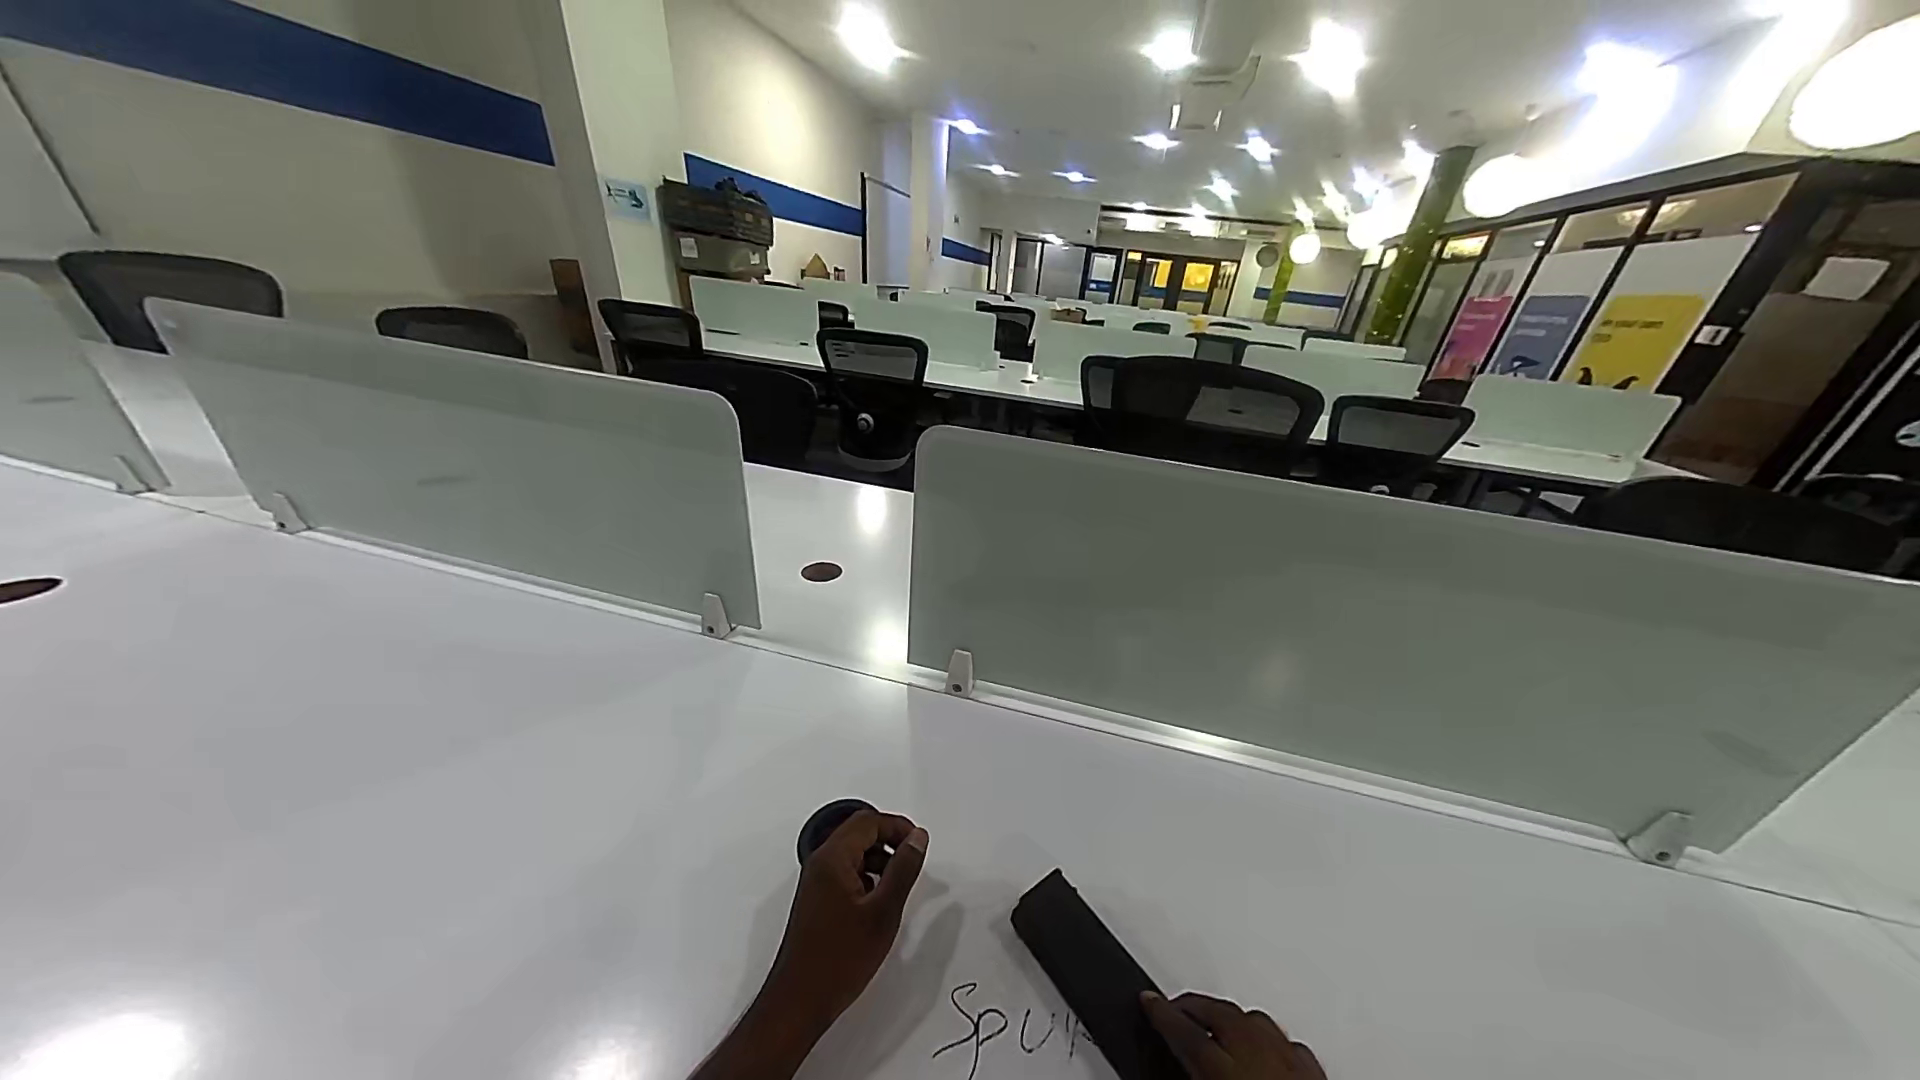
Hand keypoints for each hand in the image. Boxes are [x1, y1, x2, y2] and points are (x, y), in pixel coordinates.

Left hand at [759, 810, 929, 1037]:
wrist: (800, 1001)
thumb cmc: (837, 960)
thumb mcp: (883, 910)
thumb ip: (903, 868)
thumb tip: (917, 839)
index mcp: (832, 859)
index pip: (868, 822)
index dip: (897, 826)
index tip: (918, 841)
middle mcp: (820, 864)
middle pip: (859, 832)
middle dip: (889, 839)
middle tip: (912, 854)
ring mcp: (816, 882)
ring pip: (853, 852)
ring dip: (879, 857)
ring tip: (900, 879)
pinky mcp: (817, 899)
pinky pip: (846, 871)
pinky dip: (867, 875)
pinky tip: (880, 899)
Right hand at [1142, 992, 1326, 1079]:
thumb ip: (1194, 1077)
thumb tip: (1179, 1068)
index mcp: (1225, 1071)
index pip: (1184, 1032)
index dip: (1162, 1015)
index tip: (1149, 1003)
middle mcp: (1260, 1056)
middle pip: (1219, 1013)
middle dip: (1195, 1007)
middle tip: (1177, 1010)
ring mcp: (1292, 1063)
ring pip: (1255, 1022)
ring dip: (1232, 1020)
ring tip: (1217, 1025)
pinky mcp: (1318, 1075)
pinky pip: (1288, 1045)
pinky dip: (1270, 1042)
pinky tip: (1265, 1050)